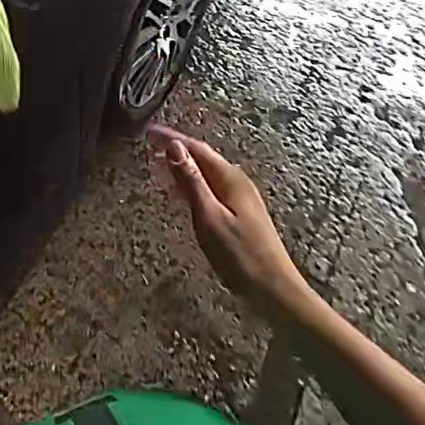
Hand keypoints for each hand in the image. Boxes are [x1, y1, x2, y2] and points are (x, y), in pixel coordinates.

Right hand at [149, 125, 308, 317]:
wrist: (276, 293)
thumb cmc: (240, 255)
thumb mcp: (209, 217)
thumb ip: (191, 181)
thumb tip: (174, 146)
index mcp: (230, 178)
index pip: (196, 148)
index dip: (172, 138)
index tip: (148, 131)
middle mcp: (237, 182)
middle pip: (202, 157)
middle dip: (176, 149)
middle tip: (149, 144)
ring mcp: (240, 198)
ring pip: (206, 173)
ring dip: (183, 166)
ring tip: (159, 164)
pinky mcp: (240, 214)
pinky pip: (211, 188)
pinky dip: (192, 184)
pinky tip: (181, 193)